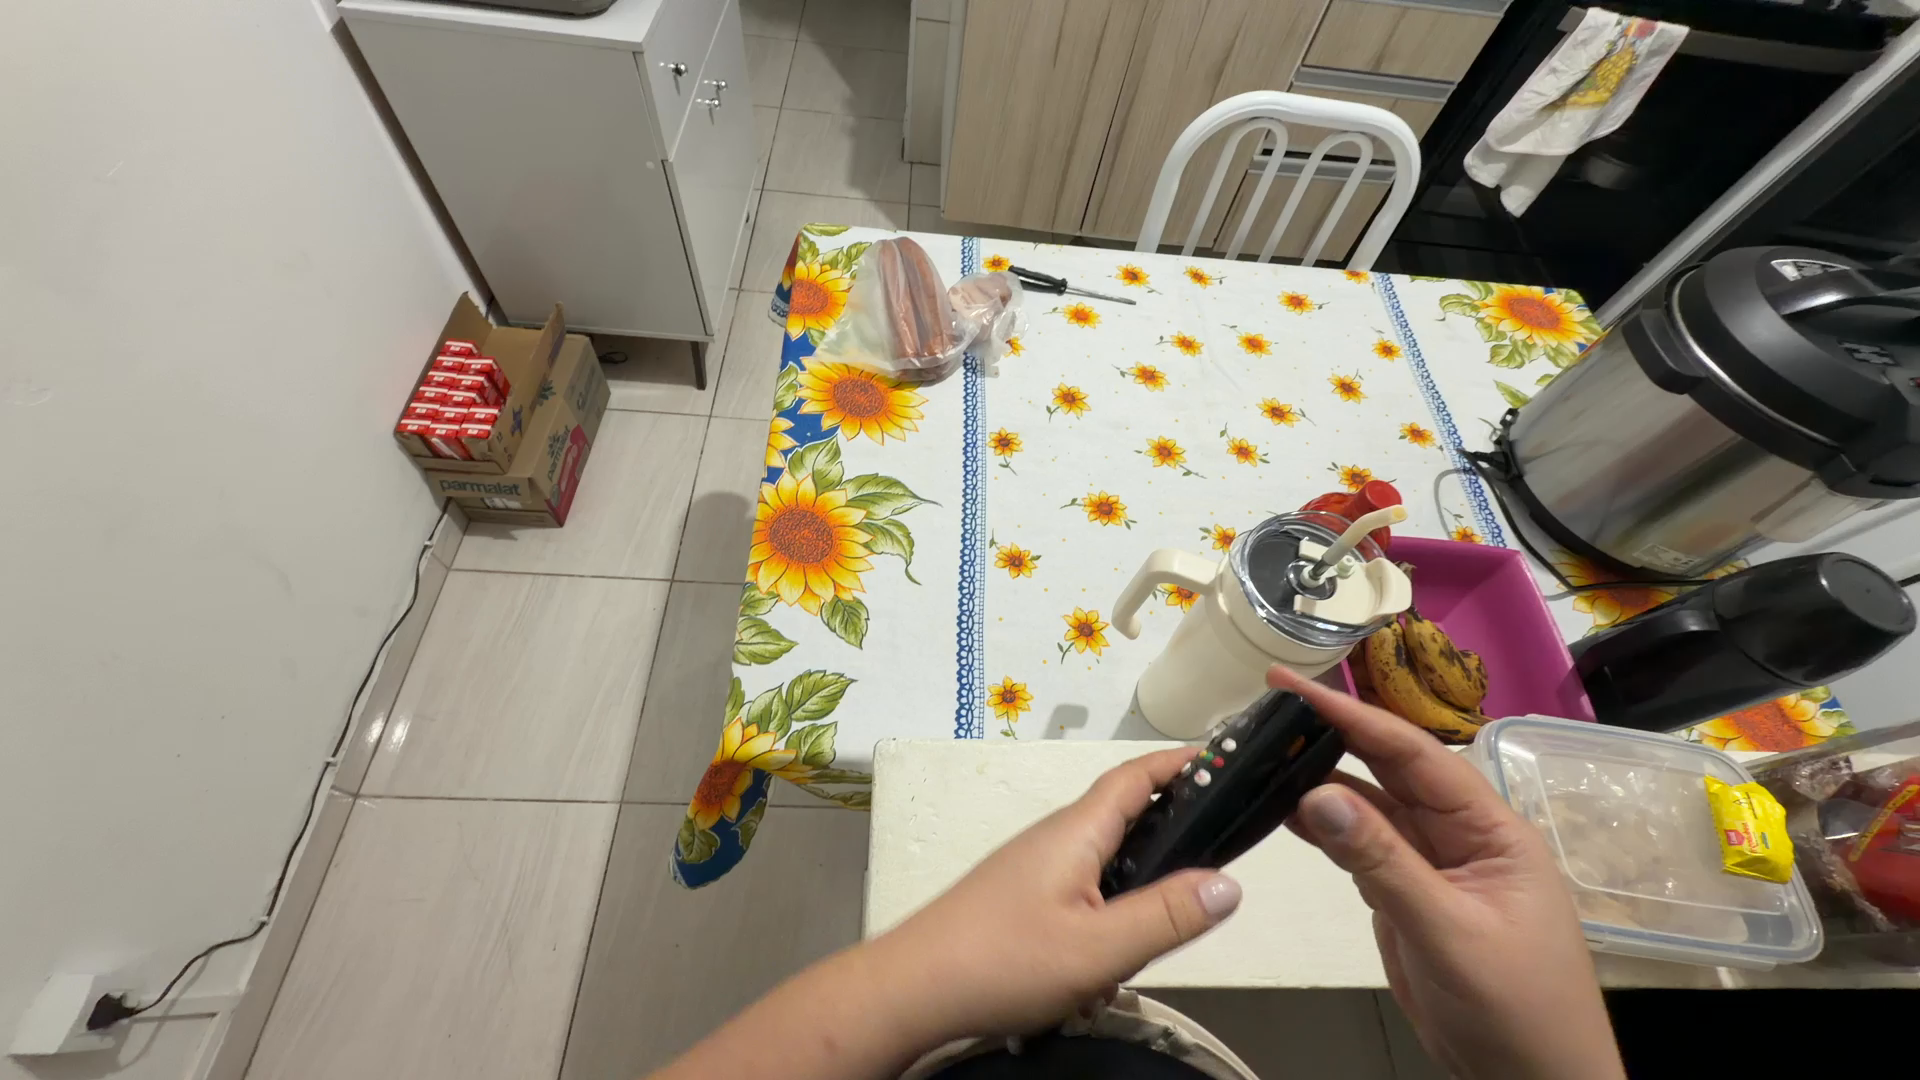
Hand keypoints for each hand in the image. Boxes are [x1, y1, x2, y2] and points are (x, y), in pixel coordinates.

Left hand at [869, 748, 1241, 1042]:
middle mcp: (1056, 837)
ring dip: (1128, 915)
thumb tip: (1230, 883)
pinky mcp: (1023, 897)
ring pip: (1104, 874)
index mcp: (1077, 830)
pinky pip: (1081, 900)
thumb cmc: (1007, 958)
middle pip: (1125, 824)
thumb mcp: (1100, 948)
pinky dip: (1100, 934)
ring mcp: (1036, 867)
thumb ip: (1167, 916)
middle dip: (1164, 856)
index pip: (1134, 777)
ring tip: (1128, 965)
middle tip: (1194, 896)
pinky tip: (1090, 982)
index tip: (1219, 760)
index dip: (1176, 763)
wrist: (915, 986)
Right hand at [1267, 665, 1624, 1079]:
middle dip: (1332, 732)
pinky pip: (1355, 840)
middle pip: (1387, 768)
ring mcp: (1427, 860)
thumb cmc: (1514, 1010)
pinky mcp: (1401, 887)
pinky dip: (1319, 823)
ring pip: (1366, 802)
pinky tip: (1282, 807)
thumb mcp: (1448, 931)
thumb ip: (1381, 860)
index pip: (1414, 754)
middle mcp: (1456, 832)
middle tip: (1271, 702)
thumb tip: (1314, 792)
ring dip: (1319, 777)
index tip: (1296, 688)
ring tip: (1265, 750)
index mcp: (1489, 828)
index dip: (1353, 716)